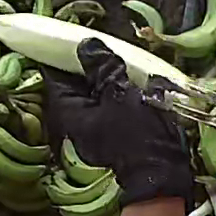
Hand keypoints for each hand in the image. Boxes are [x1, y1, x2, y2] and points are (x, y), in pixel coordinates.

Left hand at [44, 40, 192, 205]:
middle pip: (74, 84)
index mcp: (65, 109)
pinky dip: (116, 100)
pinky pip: (107, 111)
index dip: (66, 53)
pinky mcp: (108, 139)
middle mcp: (70, 122)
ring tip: (126, 70)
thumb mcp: (120, 93)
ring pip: (93, 97)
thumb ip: (101, 66)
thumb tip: (86, 45)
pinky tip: (134, 92)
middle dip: (91, 69)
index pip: (54, 72)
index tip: (83, 39)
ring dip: (107, 84)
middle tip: (111, 52)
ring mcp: (89, 133)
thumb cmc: (137, 134)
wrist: (160, 176)